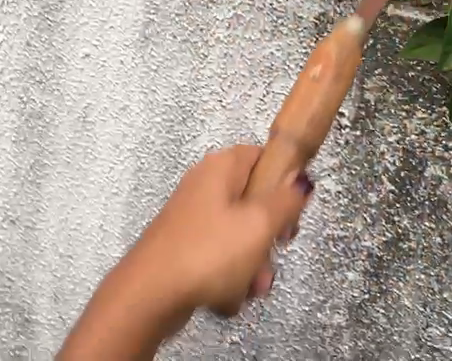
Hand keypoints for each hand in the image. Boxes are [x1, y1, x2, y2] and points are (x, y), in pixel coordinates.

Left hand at [60, 147, 312, 358]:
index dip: (284, 182)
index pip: (263, 156)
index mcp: (222, 166)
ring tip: (249, 284)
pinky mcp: (185, 246)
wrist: (150, 294)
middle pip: (253, 200)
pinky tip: (226, 295)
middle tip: (272, 251)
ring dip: (251, 264)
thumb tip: (301, 178)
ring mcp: (193, 215)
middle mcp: (205, 184)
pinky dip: (228, 277)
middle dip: (268, 235)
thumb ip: (285, 199)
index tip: (293, 211)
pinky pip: (219, 257)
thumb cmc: (207, 252)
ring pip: (239, 235)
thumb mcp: (258, 224)